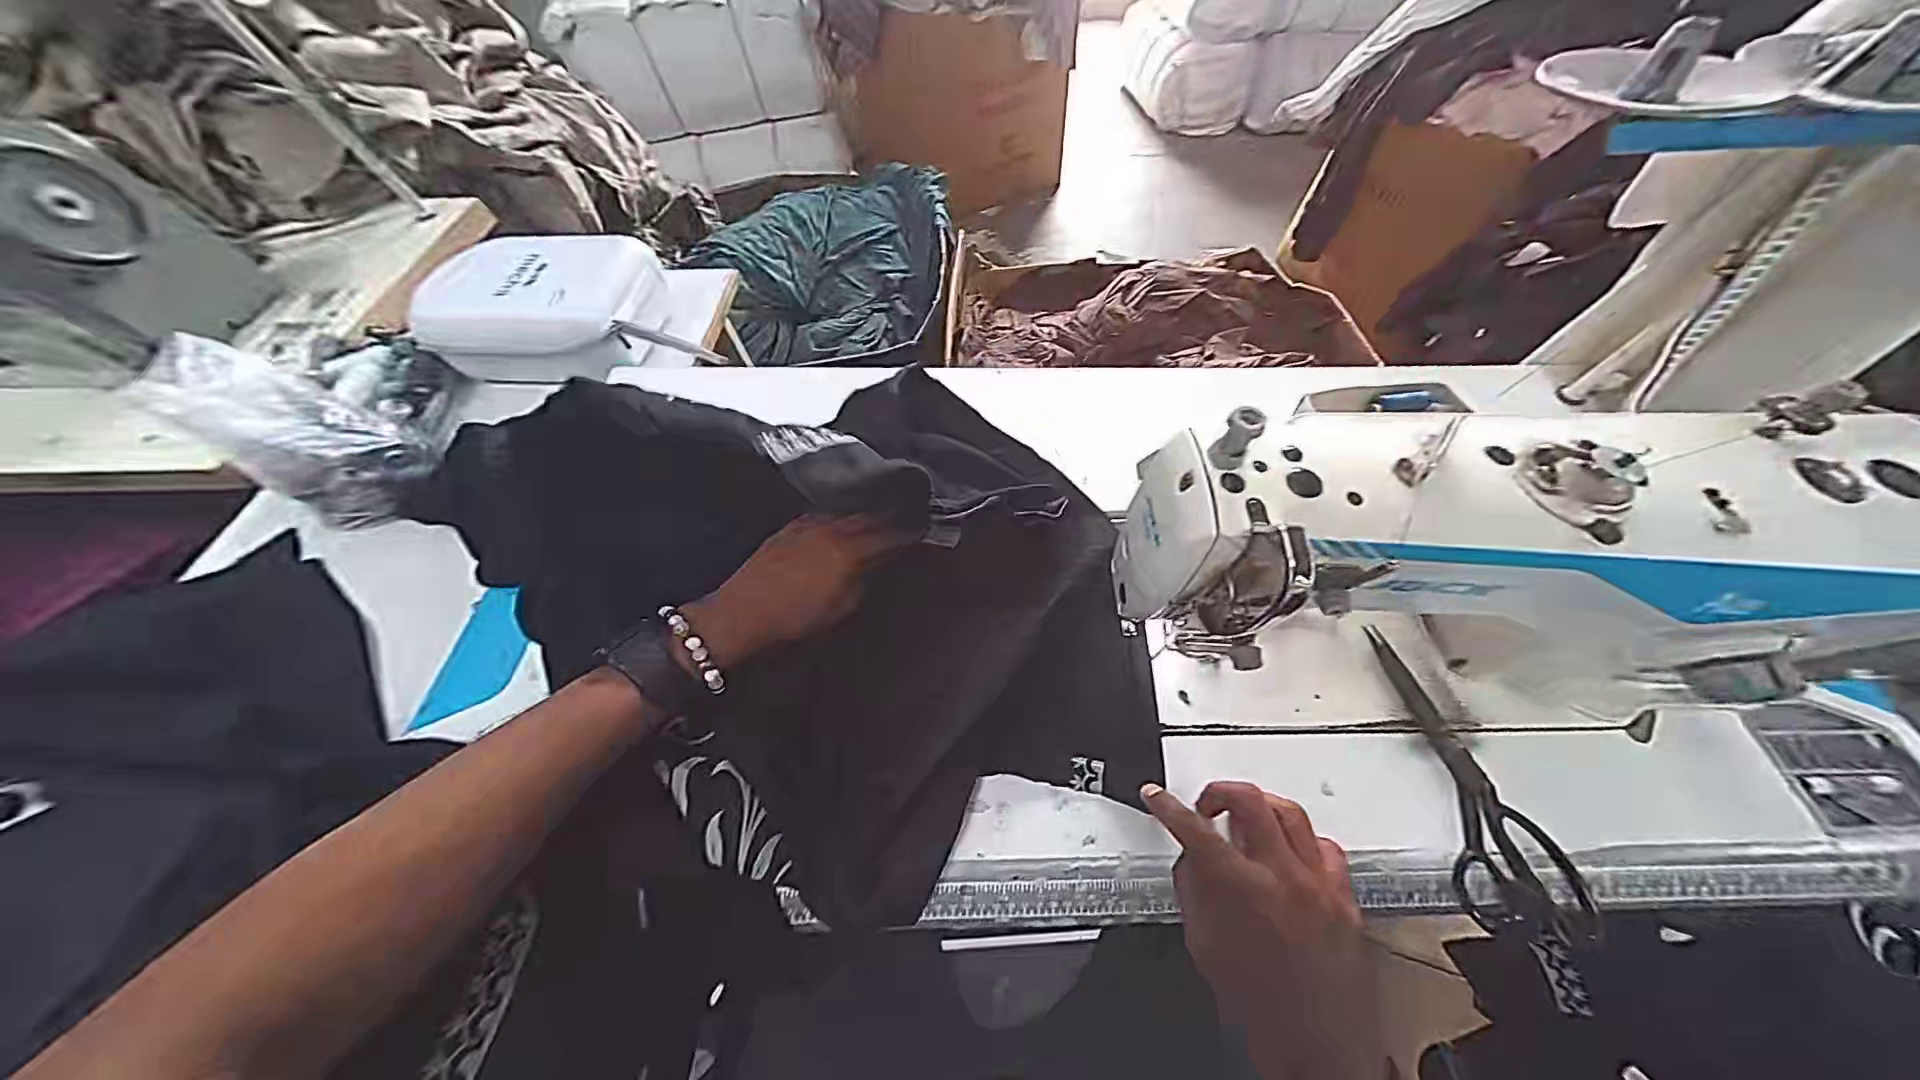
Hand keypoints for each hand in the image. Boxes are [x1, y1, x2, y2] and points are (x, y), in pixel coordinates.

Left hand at [681, 515, 907, 667]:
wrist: (742, 614)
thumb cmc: (789, 619)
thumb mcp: (842, 608)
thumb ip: (862, 582)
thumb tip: (870, 570)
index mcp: (846, 552)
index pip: (888, 536)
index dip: (907, 534)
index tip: (918, 532)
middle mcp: (827, 532)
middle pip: (868, 518)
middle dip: (887, 520)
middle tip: (900, 523)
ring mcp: (806, 527)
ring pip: (844, 514)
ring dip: (862, 517)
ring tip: (873, 523)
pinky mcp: (788, 529)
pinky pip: (820, 516)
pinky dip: (835, 519)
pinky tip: (836, 526)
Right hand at [1143, 781, 1385, 1079]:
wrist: (1320, 1052)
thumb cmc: (1264, 1012)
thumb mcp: (1205, 946)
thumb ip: (1194, 891)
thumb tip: (1191, 860)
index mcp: (1241, 891)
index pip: (1194, 828)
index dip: (1167, 806)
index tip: (1158, 796)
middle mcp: (1283, 879)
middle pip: (1249, 800)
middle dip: (1218, 792)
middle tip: (1206, 806)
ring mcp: (1319, 886)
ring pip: (1290, 812)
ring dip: (1259, 807)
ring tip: (1244, 819)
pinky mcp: (1345, 900)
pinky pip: (1326, 847)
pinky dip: (1302, 840)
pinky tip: (1289, 850)